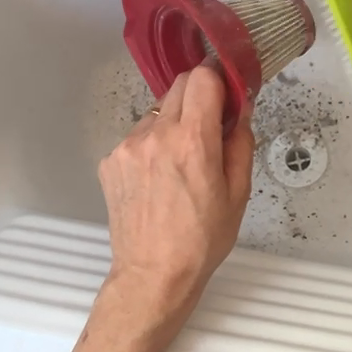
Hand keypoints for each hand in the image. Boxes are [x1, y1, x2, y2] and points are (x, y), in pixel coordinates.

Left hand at [96, 66, 254, 336]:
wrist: (153, 274)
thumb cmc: (202, 239)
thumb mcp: (239, 192)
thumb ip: (241, 141)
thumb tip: (240, 109)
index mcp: (193, 140)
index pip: (203, 77)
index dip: (220, 79)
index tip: (229, 93)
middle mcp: (156, 134)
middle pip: (180, 85)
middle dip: (200, 96)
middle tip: (213, 126)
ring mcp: (127, 146)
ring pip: (158, 111)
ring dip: (175, 122)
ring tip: (183, 162)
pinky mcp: (110, 160)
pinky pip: (139, 136)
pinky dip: (154, 144)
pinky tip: (161, 177)